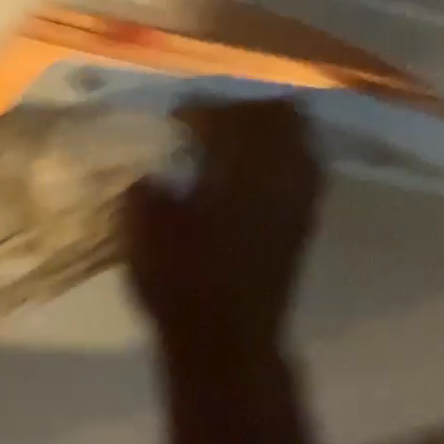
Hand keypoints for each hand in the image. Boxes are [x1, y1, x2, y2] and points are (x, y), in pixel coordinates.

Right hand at [122, 99, 321, 362]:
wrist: (224, 335)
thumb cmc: (177, 278)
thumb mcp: (142, 226)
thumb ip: (146, 186)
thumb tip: (148, 169)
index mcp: (248, 170)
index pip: (233, 114)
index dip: (197, 108)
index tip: (164, 115)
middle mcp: (286, 175)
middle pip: (278, 117)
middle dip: (236, 112)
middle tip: (192, 123)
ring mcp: (300, 199)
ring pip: (292, 142)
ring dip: (254, 136)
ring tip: (210, 147)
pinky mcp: (298, 221)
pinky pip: (293, 169)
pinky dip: (263, 161)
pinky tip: (228, 177)